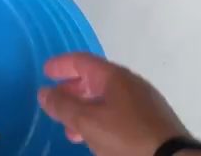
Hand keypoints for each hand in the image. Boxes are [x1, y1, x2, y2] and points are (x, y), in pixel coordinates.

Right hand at [37, 52, 188, 155]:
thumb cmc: (129, 139)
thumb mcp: (89, 123)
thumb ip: (63, 106)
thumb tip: (43, 92)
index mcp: (114, 76)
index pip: (81, 61)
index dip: (60, 65)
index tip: (45, 72)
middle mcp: (131, 83)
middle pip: (95, 80)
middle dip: (73, 92)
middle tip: (57, 105)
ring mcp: (147, 104)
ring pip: (109, 100)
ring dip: (88, 111)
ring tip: (74, 132)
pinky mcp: (157, 124)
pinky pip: (122, 114)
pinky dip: (105, 120)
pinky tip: (101, 139)